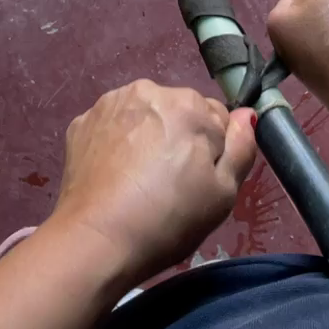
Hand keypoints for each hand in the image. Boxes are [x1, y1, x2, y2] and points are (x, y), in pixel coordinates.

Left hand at [44, 80, 255, 283]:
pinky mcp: (82, 121)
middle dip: (179, 137)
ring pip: (143, 114)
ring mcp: (112, 102)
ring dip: (147, 135)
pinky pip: (112, 125)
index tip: (198, 180)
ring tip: (139, 180)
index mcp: (189, 104)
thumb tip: (245, 114)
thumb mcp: (222, 194)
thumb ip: (241, 147)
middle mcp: (149, 89)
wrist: (96, 239)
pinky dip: (116, 142)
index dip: (212, 151)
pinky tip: (113, 174)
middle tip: (169, 183)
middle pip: (178, 111)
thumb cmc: (168, 218)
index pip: (216, 118)